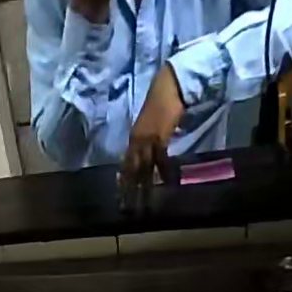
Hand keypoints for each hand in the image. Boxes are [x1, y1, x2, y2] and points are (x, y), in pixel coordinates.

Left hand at [121, 63, 184, 205]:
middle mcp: (137, 140)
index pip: (126, 162)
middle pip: (132, 168)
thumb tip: (146, 153)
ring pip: (143, 167)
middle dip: (129, 187)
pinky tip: (164, 182)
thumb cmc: (161, 101)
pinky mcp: (160, 137)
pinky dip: (162, 171)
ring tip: (142, 201)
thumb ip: (146, 138)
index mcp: (134, 137)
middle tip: (127, 205)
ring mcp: (147, 139)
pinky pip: (160, 159)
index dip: (124, 178)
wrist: (169, 86)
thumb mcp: (149, 123)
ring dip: (143, 185)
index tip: (121, 193)